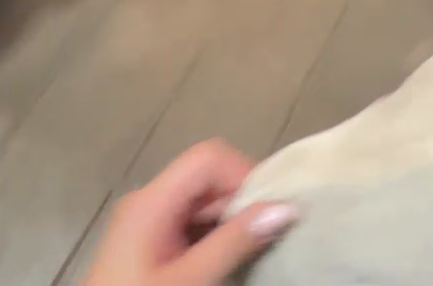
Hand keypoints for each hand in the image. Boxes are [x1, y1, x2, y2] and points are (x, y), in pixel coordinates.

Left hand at [84, 140, 299, 285]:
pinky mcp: (149, 248)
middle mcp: (147, 202)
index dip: (243, 175)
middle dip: (240, 202)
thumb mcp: (191, 282)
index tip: (270, 211)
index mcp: (151, 201)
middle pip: (205, 178)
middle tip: (268, 237)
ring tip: (254, 253)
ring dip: (230, 223)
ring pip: (201, 204)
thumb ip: (234, 243)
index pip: (208, 158)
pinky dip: (214, 239)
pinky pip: (190, 227)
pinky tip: (229, 266)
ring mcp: (146, 225)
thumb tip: (286, 206)